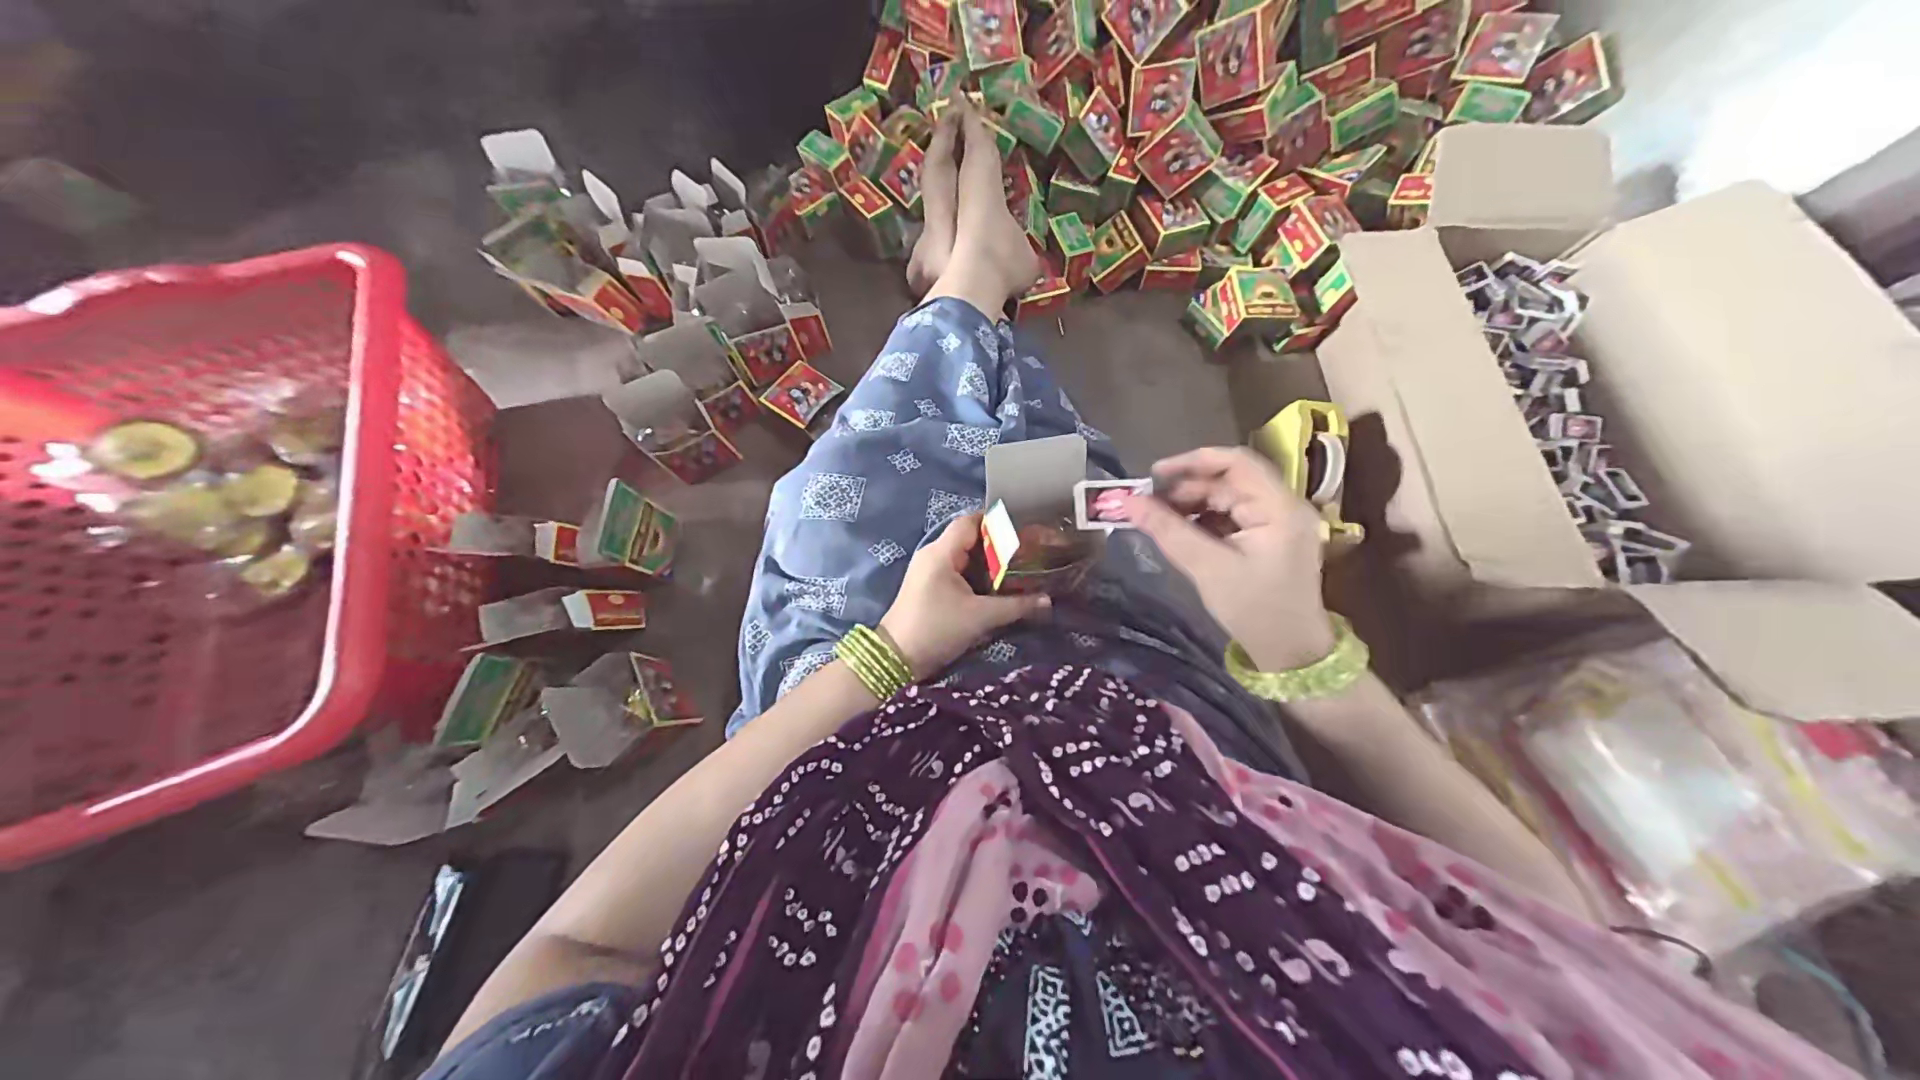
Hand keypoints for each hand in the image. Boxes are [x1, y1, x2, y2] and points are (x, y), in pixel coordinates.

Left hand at [880, 514, 1049, 677]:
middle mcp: (932, 556)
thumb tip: (1047, 600)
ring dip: (988, 563)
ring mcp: (928, 571)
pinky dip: (976, 576)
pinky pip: (956, 572)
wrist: (896, 659)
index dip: (996, 522)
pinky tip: (996, 587)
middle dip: (997, 545)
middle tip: (1026, 553)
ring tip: (1017, 569)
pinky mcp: (928, 587)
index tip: (1022, 531)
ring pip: (963, 557)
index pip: (970, 522)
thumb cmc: (936, 629)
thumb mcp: (980, 617)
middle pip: (969, 538)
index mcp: (941, 553)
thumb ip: (1016, 606)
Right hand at [1115, 447, 1335, 671]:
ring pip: (1227, 498)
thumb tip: (1128, 502)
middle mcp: (1283, 506)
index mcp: (1279, 507)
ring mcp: (1277, 522)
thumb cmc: (1254, 609)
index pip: (1236, 462)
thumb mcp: (1207, 568)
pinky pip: (1231, 516)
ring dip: (1192, 504)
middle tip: (1149, 504)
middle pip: (1229, 480)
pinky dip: (1203, 519)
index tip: (1154, 473)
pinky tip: (1179, 531)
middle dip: (1187, 488)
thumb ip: (1168, 530)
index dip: (1193, 461)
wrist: (1290, 653)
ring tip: (1159, 518)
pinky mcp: (1267, 538)